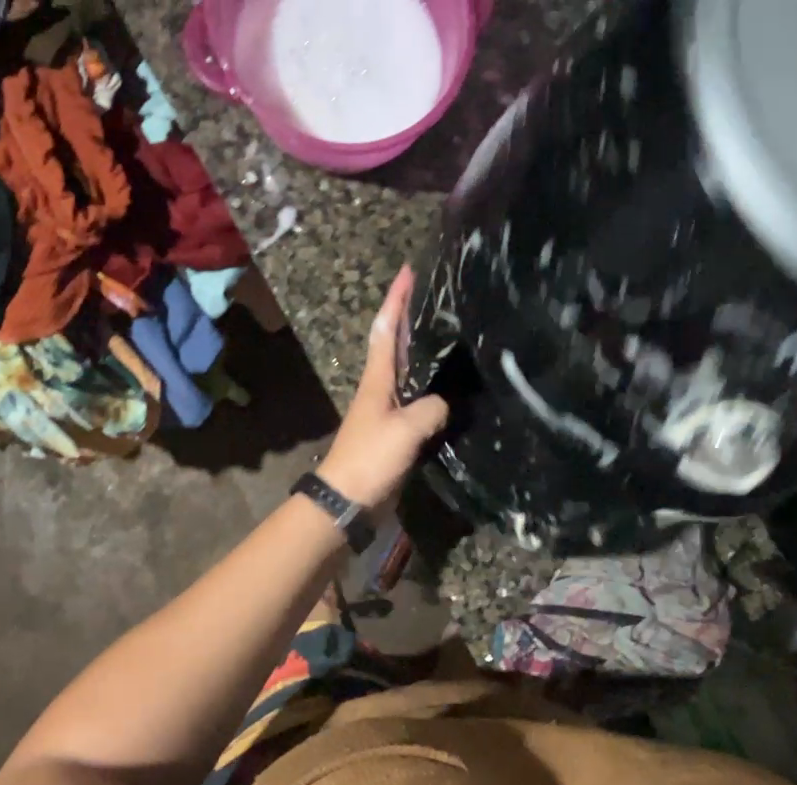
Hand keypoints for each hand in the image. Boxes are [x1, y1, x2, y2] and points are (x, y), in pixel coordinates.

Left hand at [315, 267, 449, 509]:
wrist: (348, 501)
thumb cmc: (370, 459)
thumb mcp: (405, 429)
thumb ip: (430, 409)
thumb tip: (443, 405)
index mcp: (377, 380)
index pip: (388, 331)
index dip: (397, 300)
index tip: (407, 271)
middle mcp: (381, 391)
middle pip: (396, 346)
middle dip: (410, 318)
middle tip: (432, 295)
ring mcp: (387, 414)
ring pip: (408, 374)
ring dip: (422, 353)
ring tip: (447, 336)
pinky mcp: (395, 437)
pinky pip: (417, 405)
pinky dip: (431, 391)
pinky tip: (448, 392)